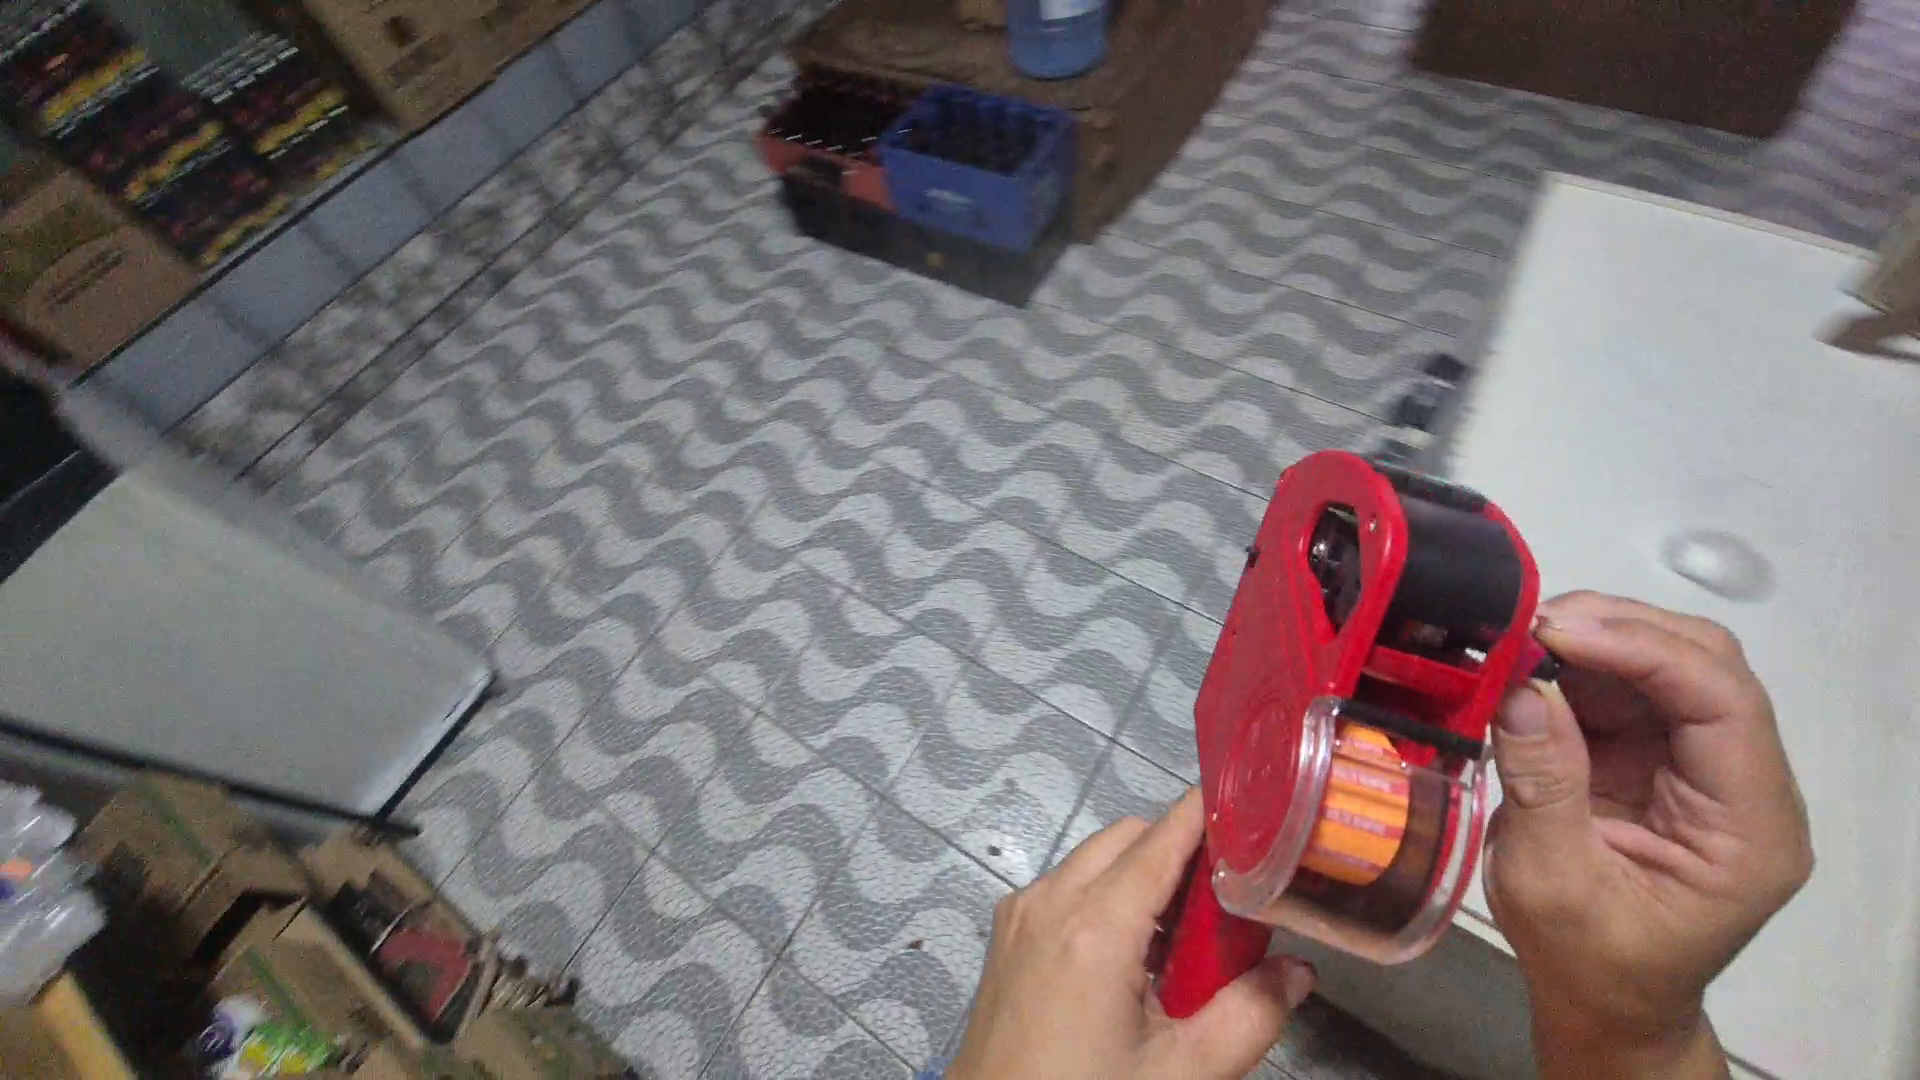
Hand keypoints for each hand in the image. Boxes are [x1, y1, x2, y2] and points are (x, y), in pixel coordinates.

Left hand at [948, 790, 1315, 1079]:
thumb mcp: (1180, 1076)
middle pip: (1124, 838)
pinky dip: (1101, 890)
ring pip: (1091, 856)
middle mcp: (1051, 898)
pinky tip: (1129, 947)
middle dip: (1175, 846)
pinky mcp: (1006, 929)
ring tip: (1182, 924)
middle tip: (1224, 889)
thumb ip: (1248, 1017)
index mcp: (1095, 926)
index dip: (1199, 814)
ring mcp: (1020, 910)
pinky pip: (1064, 884)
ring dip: (1137, 869)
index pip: (1158, 842)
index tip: (1242, 802)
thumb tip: (1299, 969)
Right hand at [1486, 593, 1812, 1077]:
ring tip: (1511, 637)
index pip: (1723, 704)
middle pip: (1704, 667)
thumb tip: (1521, 689)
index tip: (1549, 632)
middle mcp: (1735, 781)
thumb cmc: (1587, 956)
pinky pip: (1612, 688)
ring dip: (1586, 638)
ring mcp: (1688, 764)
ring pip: (1658, 664)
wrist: (1599, 995)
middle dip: (1617, 629)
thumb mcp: (1553, 881)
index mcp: (1748, 825)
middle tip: (1524, 623)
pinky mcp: (1641, 756)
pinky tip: (1519, 663)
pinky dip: (1564, 664)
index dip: (1642, 652)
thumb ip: (1542, 785)